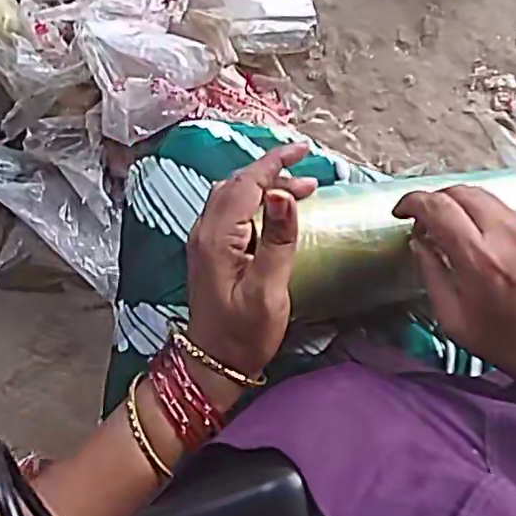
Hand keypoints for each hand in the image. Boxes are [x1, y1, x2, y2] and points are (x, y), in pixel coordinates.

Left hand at [184, 144, 317, 380]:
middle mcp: (206, 231)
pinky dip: (256, 199)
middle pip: (238, 183)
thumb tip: (284, 194)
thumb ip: (278, 240)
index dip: (275, 162)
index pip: (247, 183)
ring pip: (233, 194)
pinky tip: (276, 209)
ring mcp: (205, 240)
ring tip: (301, 190)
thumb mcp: (268, 290)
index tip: (304, 151)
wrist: (212, 365)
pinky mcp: (211, 250)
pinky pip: (232, 210)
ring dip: (265, 184)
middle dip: (273, 170)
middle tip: (309, 175)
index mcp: (218, 236)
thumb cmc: (244, 333)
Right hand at [392, 185, 515, 392]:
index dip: (412, 202)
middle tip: (421, 219)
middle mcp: (501, 233)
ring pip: (480, 193)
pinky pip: (498, 206)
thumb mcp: (453, 319)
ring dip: (455, 201)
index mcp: (478, 259)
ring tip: (445, 223)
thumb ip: (431, 274)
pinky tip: (471, 231)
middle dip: (433, 199)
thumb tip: (418, 242)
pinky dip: (477, 210)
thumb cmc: (505, 341)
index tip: (400, 213)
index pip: (438, 207)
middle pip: (458, 191)